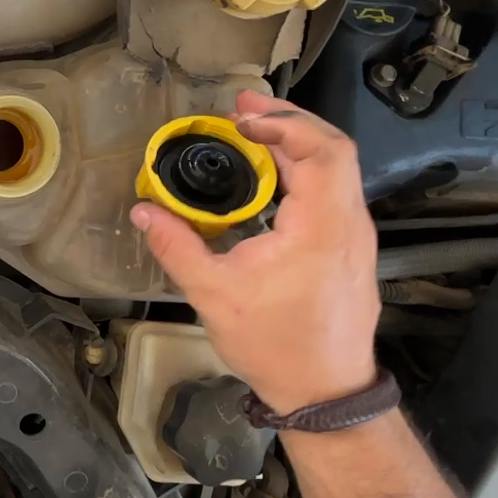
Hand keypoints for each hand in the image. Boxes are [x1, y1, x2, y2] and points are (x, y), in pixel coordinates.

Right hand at [131, 91, 379, 413]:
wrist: (324, 390)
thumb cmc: (272, 342)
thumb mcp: (212, 293)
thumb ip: (176, 246)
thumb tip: (143, 212)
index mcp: (320, 227)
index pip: (322, 151)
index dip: (283, 123)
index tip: (239, 118)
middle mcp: (348, 224)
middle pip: (333, 150)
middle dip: (287, 120)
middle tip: (241, 108)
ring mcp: (353, 237)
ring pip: (336, 170)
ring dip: (295, 143)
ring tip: (250, 132)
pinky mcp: (347, 250)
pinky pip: (330, 192)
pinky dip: (300, 170)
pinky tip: (268, 175)